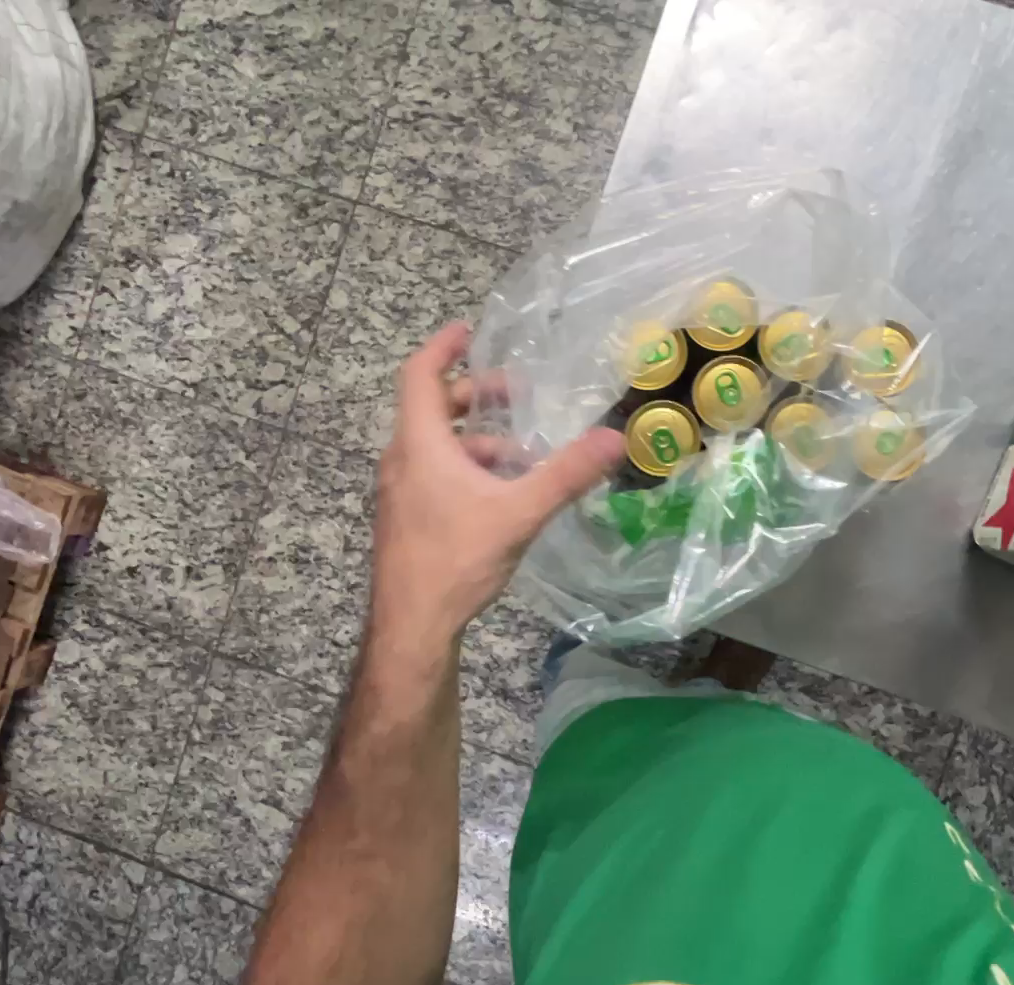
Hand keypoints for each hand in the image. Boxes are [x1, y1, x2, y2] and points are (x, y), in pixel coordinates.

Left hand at [368, 323, 621, 646]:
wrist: (411, 625)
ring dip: (476, 440)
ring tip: (522, 454)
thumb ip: (566, 474)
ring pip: (436, 446)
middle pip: (432, 408)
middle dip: (474, 396)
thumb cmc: (456, 560)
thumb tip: (614, 438)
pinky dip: (466, 468)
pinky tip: (500, 494)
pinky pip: (434, 474)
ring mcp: (399, 491)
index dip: (442, 346)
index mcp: (420, 444)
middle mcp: (402, 459)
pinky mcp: (405, 517)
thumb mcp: (519, 513)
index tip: (468, 331)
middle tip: (516, 395)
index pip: (419, 374)